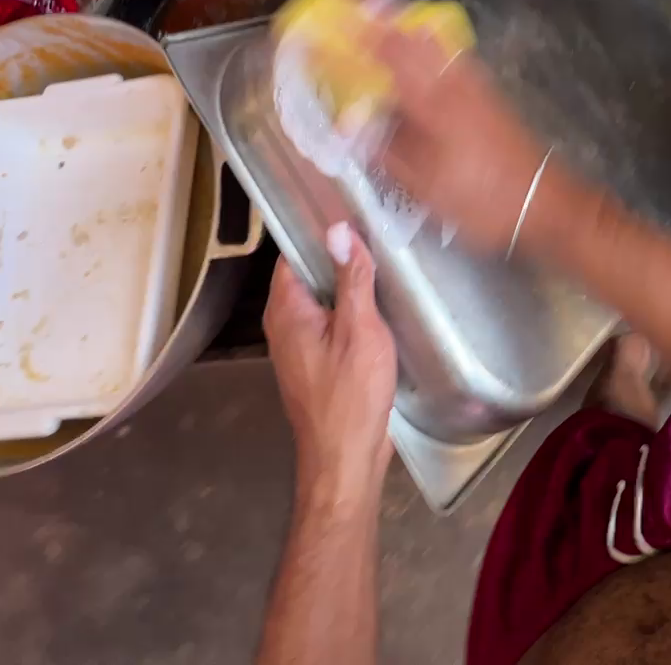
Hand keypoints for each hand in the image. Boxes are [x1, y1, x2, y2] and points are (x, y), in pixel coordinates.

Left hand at [263, 224, 395, 506]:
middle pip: (310, 274)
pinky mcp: (318, 362)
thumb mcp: (360, 330)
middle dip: (340, 254)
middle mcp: (284, 324)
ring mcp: (300, 345)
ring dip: (349, 283)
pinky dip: (352, 309)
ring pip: (323, 298)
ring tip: (386, 259)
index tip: (354, 211)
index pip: (294, 253)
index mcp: (286, 311)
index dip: (321, 231)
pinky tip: (383, 303)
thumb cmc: (351, 394)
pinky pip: (331, 320)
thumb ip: (351, 279)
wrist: (345, 459)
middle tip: (379, 231)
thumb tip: (339, 229)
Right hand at [367, 21, 555, 252]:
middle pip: (414, 41)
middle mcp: (455, 86)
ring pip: (438, 45)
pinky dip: (435, 45)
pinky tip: (430, 46)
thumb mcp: (426, 186)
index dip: (361, 35)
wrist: (541, 200)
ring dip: (410, 26)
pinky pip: (456, 58)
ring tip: (387, 10)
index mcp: (432, 105)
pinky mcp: (491, 97)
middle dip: (384, 18)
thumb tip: (354, 126)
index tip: (336, 16)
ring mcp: (477, 88)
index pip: (389, 58)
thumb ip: (388, 151)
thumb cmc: (480, 198)